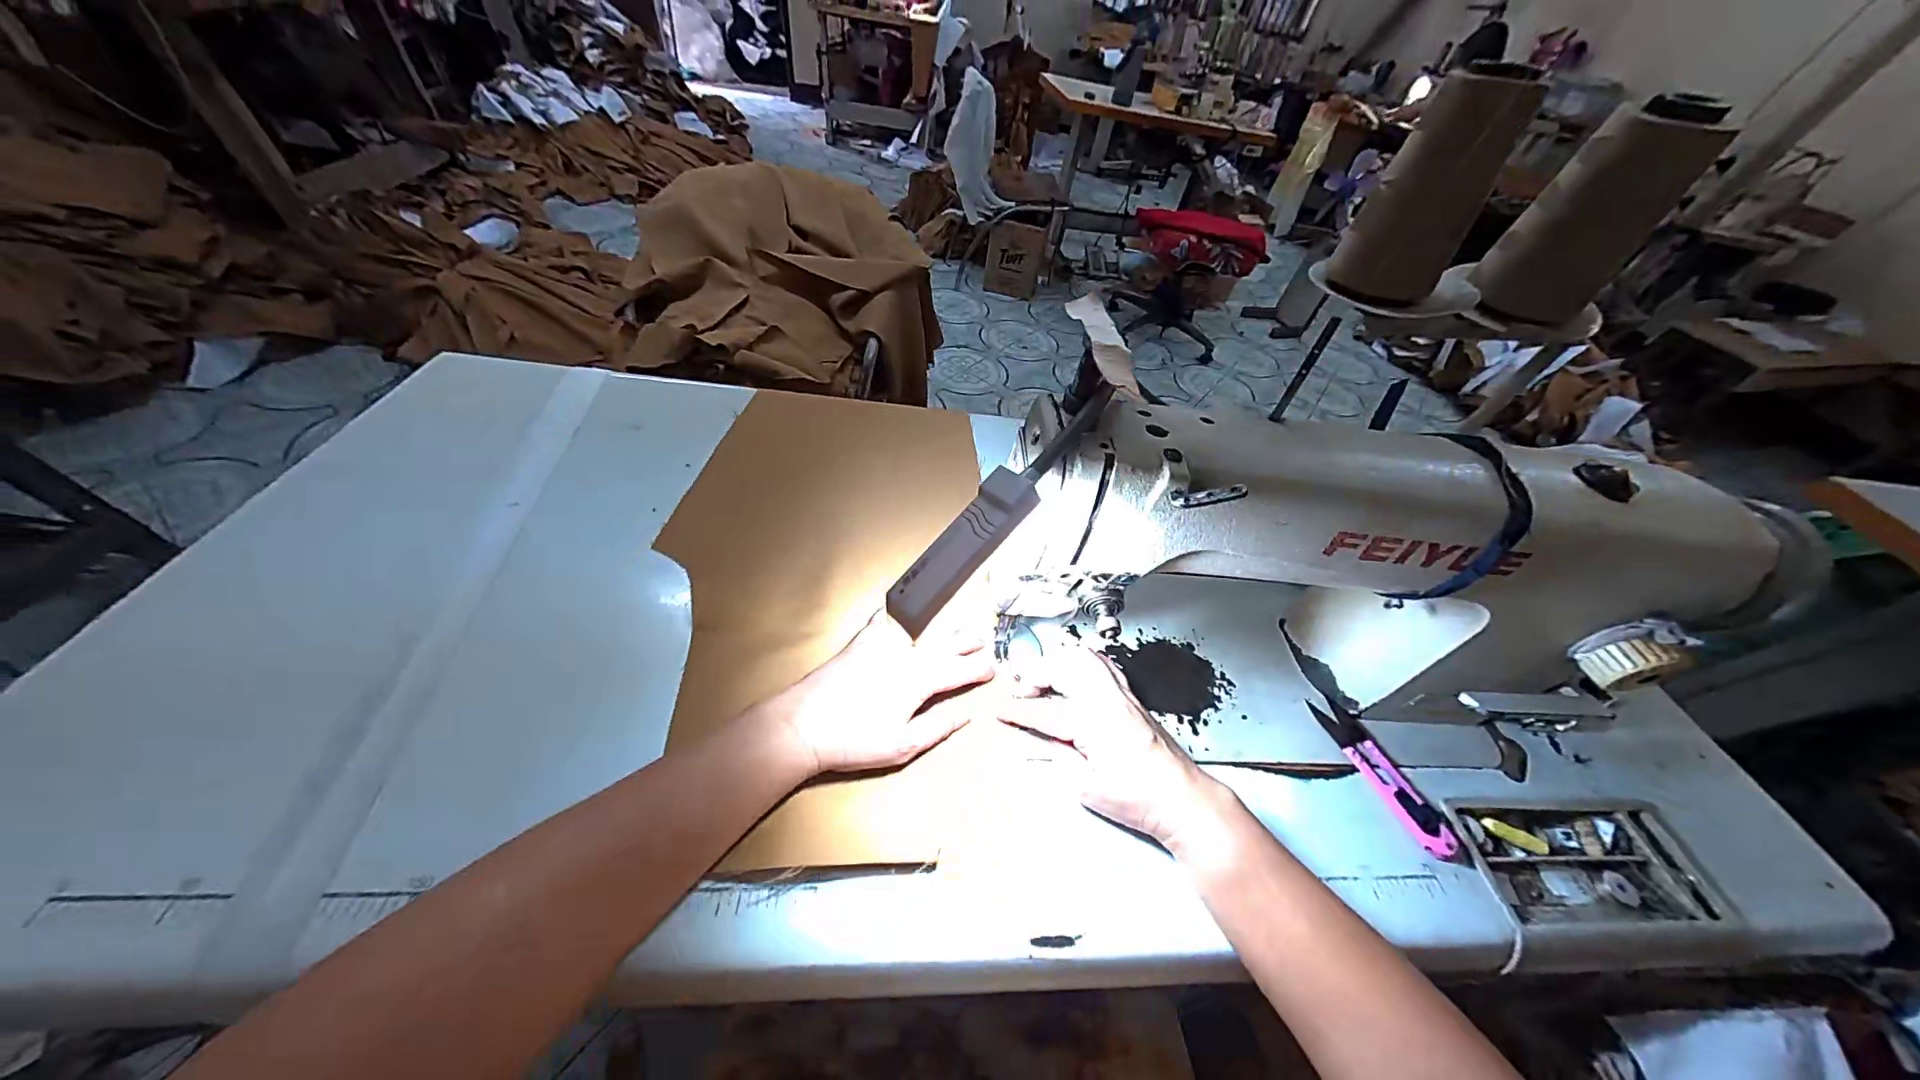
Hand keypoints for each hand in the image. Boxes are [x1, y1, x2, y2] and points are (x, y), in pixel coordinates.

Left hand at [761, 612, 995, 775]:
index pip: (959, 669)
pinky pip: (884, 622)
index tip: (992, 669)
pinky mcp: (859, 643)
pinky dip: (897, 619)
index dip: (979, 669)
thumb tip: (965, 714)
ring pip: (921, 632)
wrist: (802, 725)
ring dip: (942, 631)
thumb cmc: (852, 740)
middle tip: (982, 643)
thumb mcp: (902, 745)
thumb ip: (937, 727)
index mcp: (918, 680)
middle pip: (944, 644)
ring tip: (956, 630)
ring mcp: (880, 645)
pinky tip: (899, 617)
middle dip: (967, 643)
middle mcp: (903, 655)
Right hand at [996, 646, 1225, 849]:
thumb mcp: (1085, 788)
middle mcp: (1107, 700)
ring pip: (1086, 658)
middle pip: (1064, 667)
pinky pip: (1106, 666)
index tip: (999, 711)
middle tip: (1024, 691)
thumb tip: (1038, 742)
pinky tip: (1079, 678)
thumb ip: (1058, 757)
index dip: (1016, 712)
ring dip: (1061, 664)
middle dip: (1037, 675)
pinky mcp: (1135, 700)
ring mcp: (1124, 696)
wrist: (1183, 800)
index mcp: (1091, 721)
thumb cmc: (1139, 799)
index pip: (1043, 711)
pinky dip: (1086, 664)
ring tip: (1048, 681)